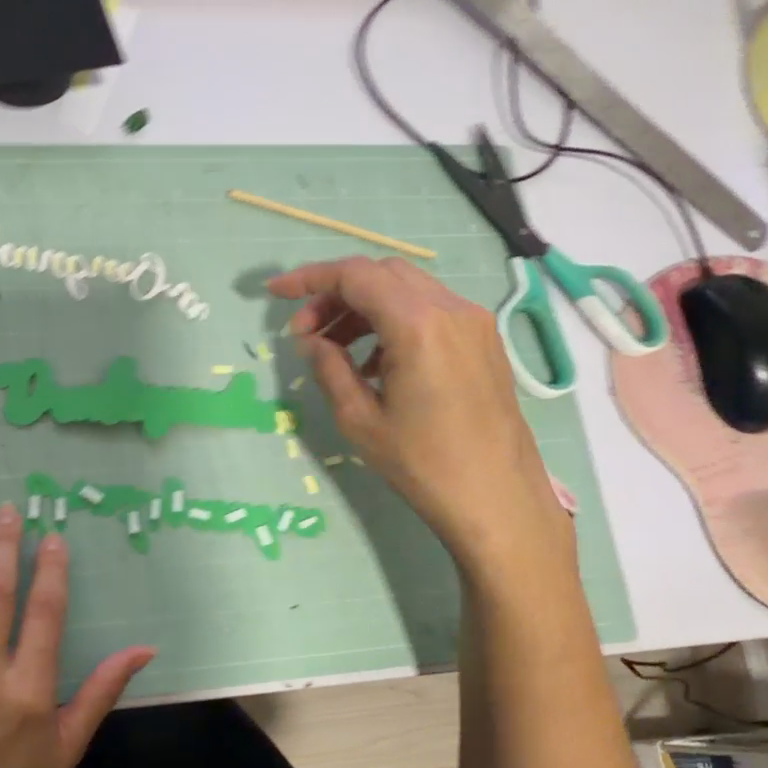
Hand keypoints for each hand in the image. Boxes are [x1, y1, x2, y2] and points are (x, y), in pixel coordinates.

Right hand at [271, 257, 571, 572]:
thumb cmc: (420, 462)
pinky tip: (372, 362)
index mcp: (417, 325)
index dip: (309, 278)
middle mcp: (450, 309)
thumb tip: (310, 341)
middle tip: (303, 332)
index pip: (356, 276)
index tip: (274, 293)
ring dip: (362, 307)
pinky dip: (390, 320)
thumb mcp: (359, 418)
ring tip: (332, 349)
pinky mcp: (481, 339)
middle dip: (334, 293)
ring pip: (406, 289)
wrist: (493, 493)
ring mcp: (472, 322)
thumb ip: (330, 368)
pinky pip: (428, 310)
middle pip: (381, 274)